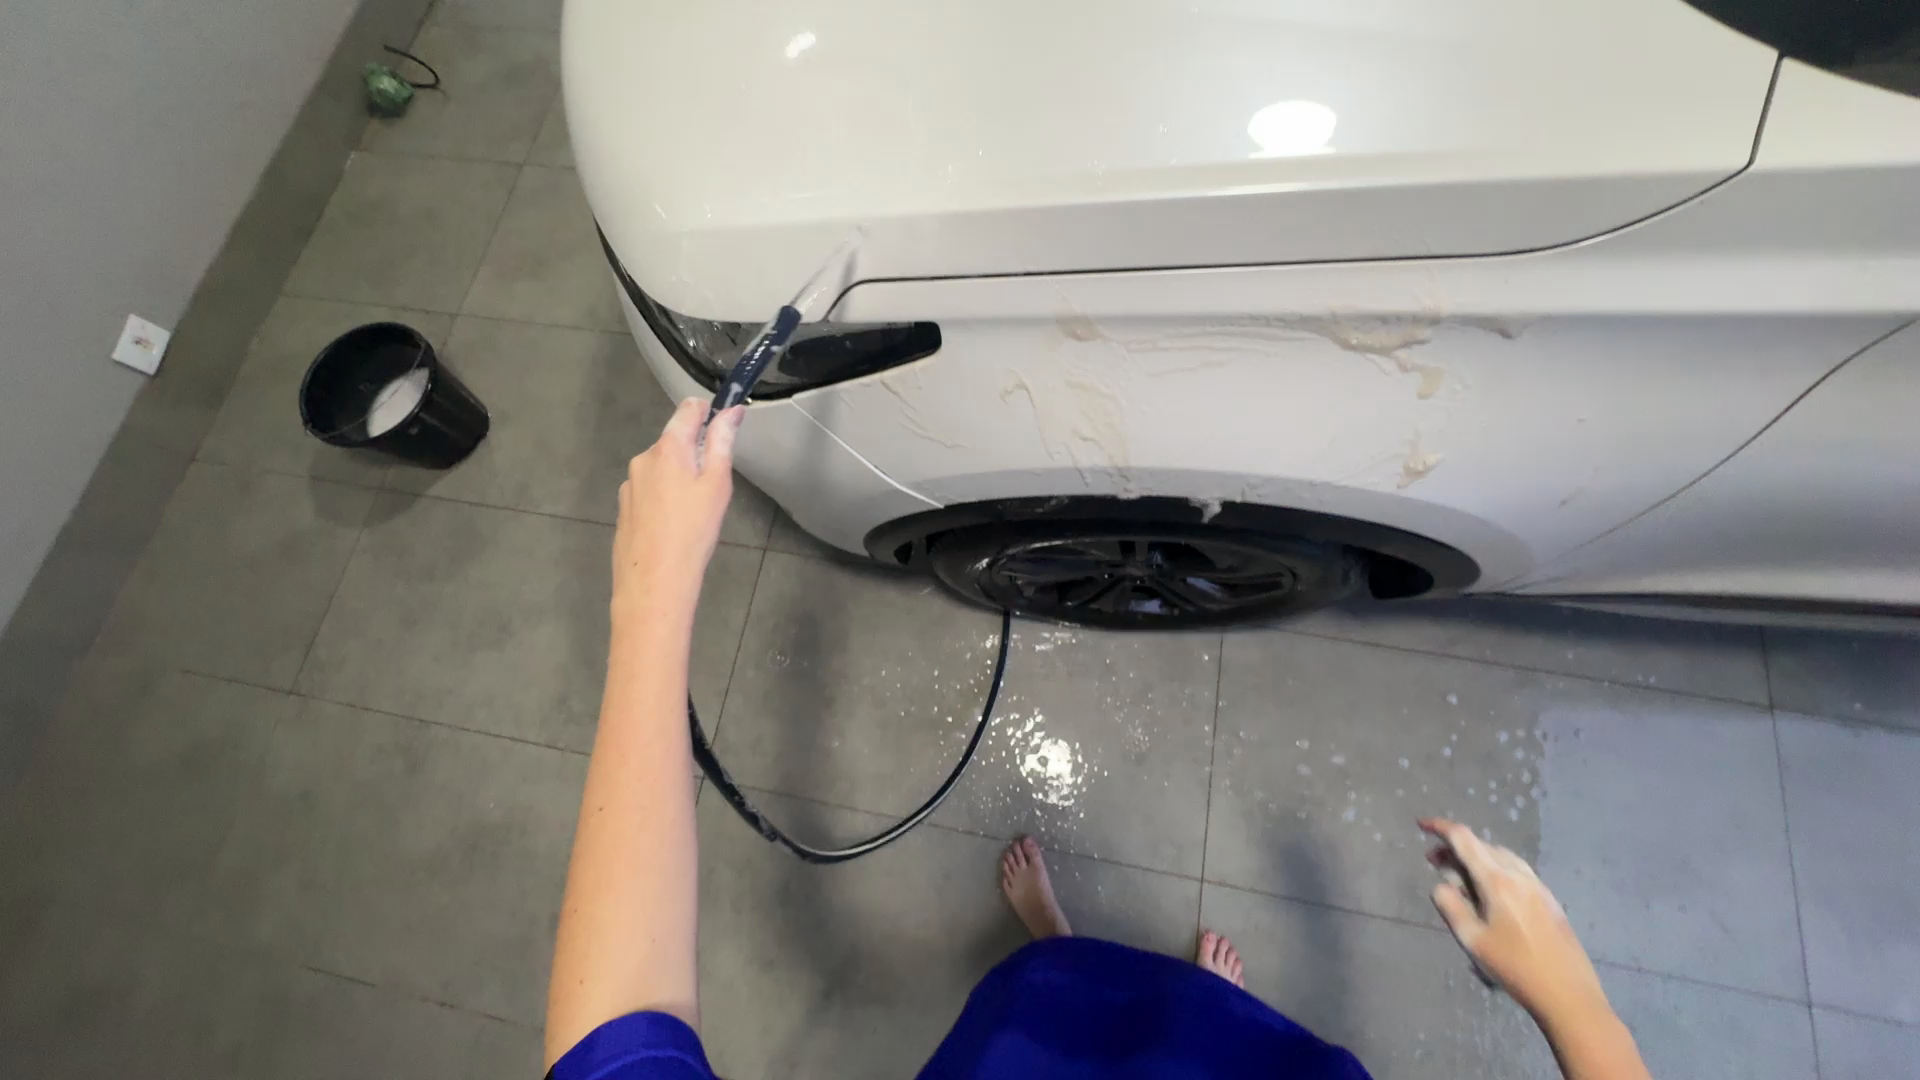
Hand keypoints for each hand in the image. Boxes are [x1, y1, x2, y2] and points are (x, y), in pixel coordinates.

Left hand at [611, 399, 742, 629]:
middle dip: (694, 453)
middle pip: (673, 442)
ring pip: (661, 469)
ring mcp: (629, 485)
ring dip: (678, 478)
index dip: (709, 411)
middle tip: (714, 486)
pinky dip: (664, 499)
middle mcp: (643, 459)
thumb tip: (732, 410)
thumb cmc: (694, 531)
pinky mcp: (624, 508)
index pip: (687, 410)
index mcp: (667, 448)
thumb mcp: (717, 484)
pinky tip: (674, 526)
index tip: (725, 424)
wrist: (654, 581)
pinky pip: (649, 492)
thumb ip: (722, 443)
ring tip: (695, 512)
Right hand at [1420, 818, 1608, 1024]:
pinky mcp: (1550, 902)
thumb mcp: (1471, 939)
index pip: (1464, 839)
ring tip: (1461, 878)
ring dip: (1476, 858)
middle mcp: (1520, 876)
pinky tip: (1490, 893)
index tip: (1421, 824)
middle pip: (1482, 845)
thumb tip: (1442, 885)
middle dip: (1454, 848)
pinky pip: (1516, 871)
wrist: (1571, 998)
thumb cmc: (1515, 967)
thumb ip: (1449, 904)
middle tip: (1435, 864)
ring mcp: (1539, 888)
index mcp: (1497, 881)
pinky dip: (1495, 868)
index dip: (1440, 827)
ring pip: (1501, 856)